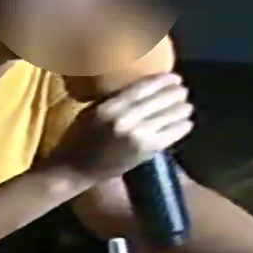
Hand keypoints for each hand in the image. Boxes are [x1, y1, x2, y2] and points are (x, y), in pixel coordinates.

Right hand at [49, 72, 194, 183]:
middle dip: (176, 96)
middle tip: (171, 100)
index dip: (169, 80)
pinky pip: (183, 127)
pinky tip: (168, 129)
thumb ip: (115, 99)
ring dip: (179, 111)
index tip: (171, 82)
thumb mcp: (88, 115)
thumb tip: (151, 83)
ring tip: (169, 116)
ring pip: (183, 109)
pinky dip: (179, 126)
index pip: (154, 83)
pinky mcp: (149, 148)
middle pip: (174, 94)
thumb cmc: (77, 141)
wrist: (68, 172)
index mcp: (107, 108)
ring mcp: (138, 134)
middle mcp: (124, 118)